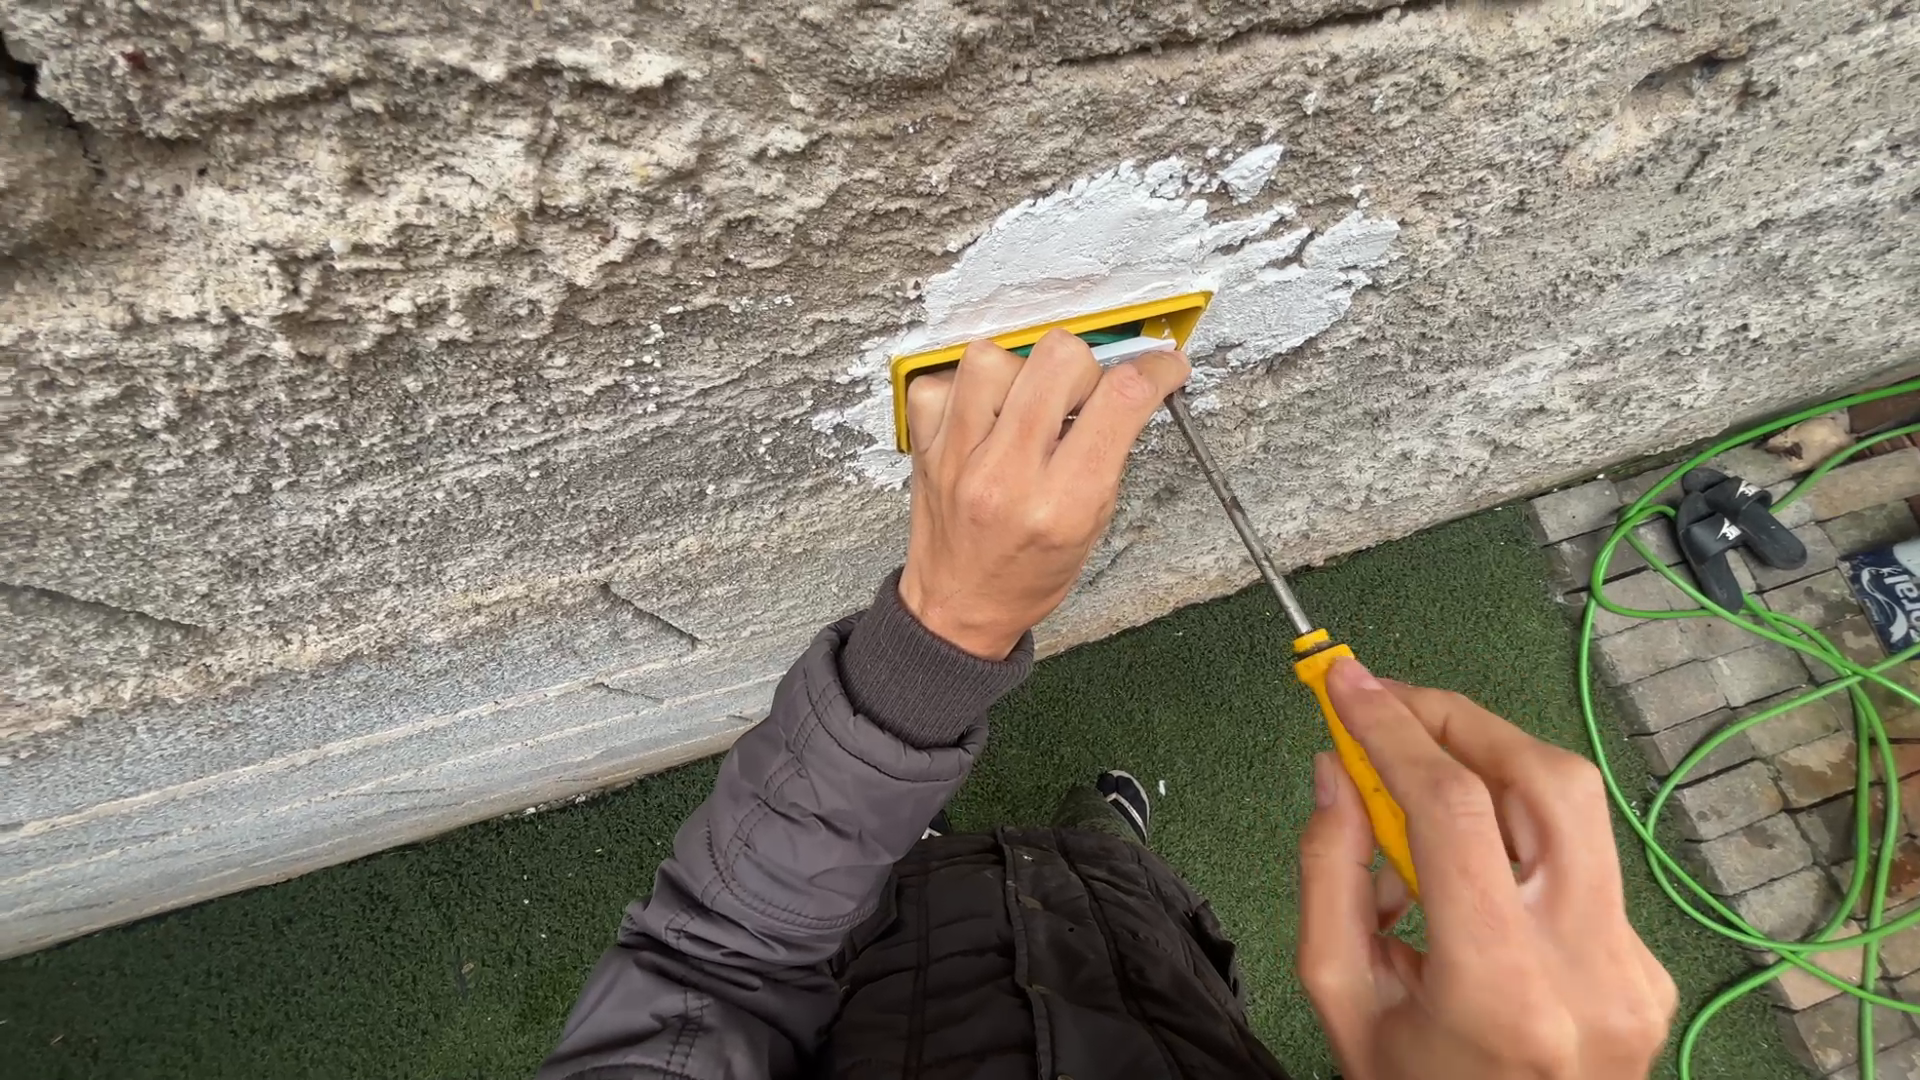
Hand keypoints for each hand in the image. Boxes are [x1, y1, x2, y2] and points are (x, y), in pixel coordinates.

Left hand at [898, 330, 1189, 658]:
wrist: (958, 608)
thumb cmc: (1026, 577)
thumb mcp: (1091, 525)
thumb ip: (1108, 453)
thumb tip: (1126, 386)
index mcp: (1062, 505)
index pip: (1120, 401)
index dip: (1154, 370)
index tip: (1160, 367)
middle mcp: (1006, 476)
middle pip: (1058, 359)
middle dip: (1085, 367)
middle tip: (1080, 396)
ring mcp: (957, 459)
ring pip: (992, 358)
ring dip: (1019, 372)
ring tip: (1024, 406)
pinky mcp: (924, 449)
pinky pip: (939, 382)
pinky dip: (964, 390)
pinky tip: (981, 417)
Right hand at [1297, 659, 1675, 1078]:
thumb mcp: (1334, 985)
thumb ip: (1325, 868)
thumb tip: (1334, 769)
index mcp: (1500, 985)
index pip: (1452, 808)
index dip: (1390, 726)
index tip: (1340, 679)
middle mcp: (1590, 964)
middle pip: (1544, 781)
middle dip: (1452, 715)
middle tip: (1381, 701)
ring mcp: (1634, 962)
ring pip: (1570, 800)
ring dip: (1481, 748)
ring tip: (1409, 752)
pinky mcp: (1643, 956)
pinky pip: (1566, 845)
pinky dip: (1498, 808)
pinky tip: (1450, 837)